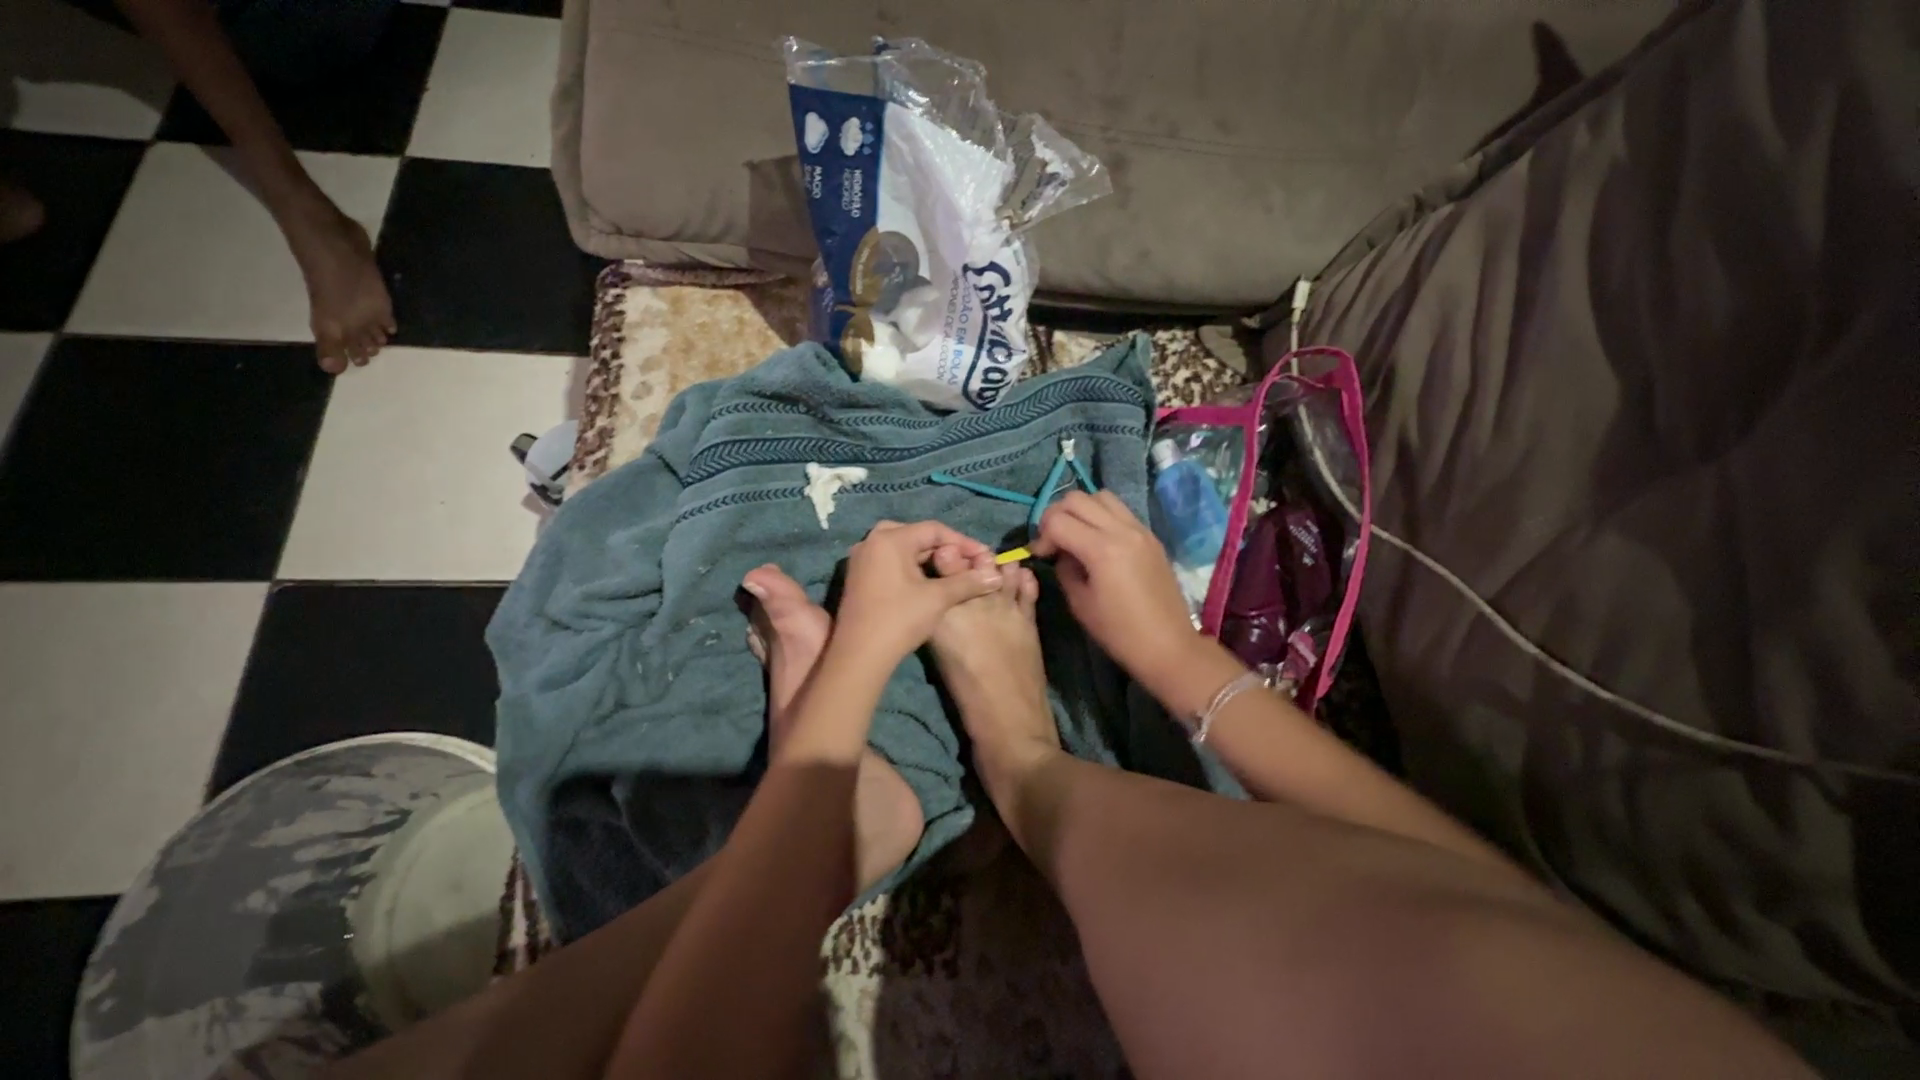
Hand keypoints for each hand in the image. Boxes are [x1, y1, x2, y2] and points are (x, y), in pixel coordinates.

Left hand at [830, 521, 1004, 667]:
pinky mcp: (857, 577)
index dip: (962, 542)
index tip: (983, 558)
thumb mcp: (938, 598)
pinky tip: (925, 582)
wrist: (860, 655)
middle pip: (915, 535)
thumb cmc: (900, 620)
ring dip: (926, 558)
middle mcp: (871, 542)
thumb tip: (997, 575)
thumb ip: (968, 582)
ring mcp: (860, 559)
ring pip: (901, 548)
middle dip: (943, 548)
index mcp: (889, 539)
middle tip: (965, 562)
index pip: (933, 530)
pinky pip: (888, 561)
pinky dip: (909, 566)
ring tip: (950, 572)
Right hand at [1028, 491, 1206, 683]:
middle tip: (1054, 541)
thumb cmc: (1120, 632)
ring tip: (1076, 536)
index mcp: (1102, 549)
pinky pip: (1120, 511)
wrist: (1169, 645)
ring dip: (1082, 510)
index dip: (1042, 535)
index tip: (1041, 555)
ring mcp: (1140, 530)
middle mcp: (1122, 530)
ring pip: (1101, 496)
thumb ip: (1065, 569)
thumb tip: (1061, 553)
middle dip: (1057, 515)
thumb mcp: (1080, 604)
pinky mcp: (1151, 536)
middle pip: (1077, 498)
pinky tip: (1098, 542)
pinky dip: (1102, 517)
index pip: (1058, 520)